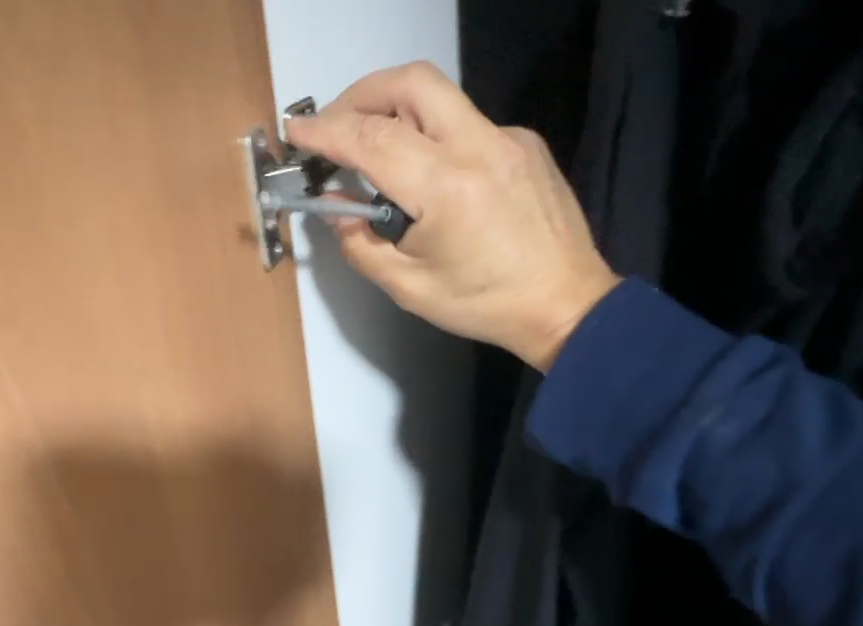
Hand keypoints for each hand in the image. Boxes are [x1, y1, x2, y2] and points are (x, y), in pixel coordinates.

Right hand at [285, 62, 618, 371]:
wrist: (564, 304)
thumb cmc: (485, 305)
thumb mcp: (409, 288)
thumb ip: (361, 244)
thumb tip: (336, 206)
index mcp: (447, 188)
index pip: (372, 139)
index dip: (326, 131)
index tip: (297, 133)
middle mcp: (479, 146)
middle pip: (410, 83)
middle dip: (361, 95)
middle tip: (336, 126)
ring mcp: (507, 138)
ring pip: (440, 97)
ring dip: (396, 110)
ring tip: (374, 147)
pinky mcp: (524, 143)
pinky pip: (466, 123)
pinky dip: (434, 136)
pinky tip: (430, 177)